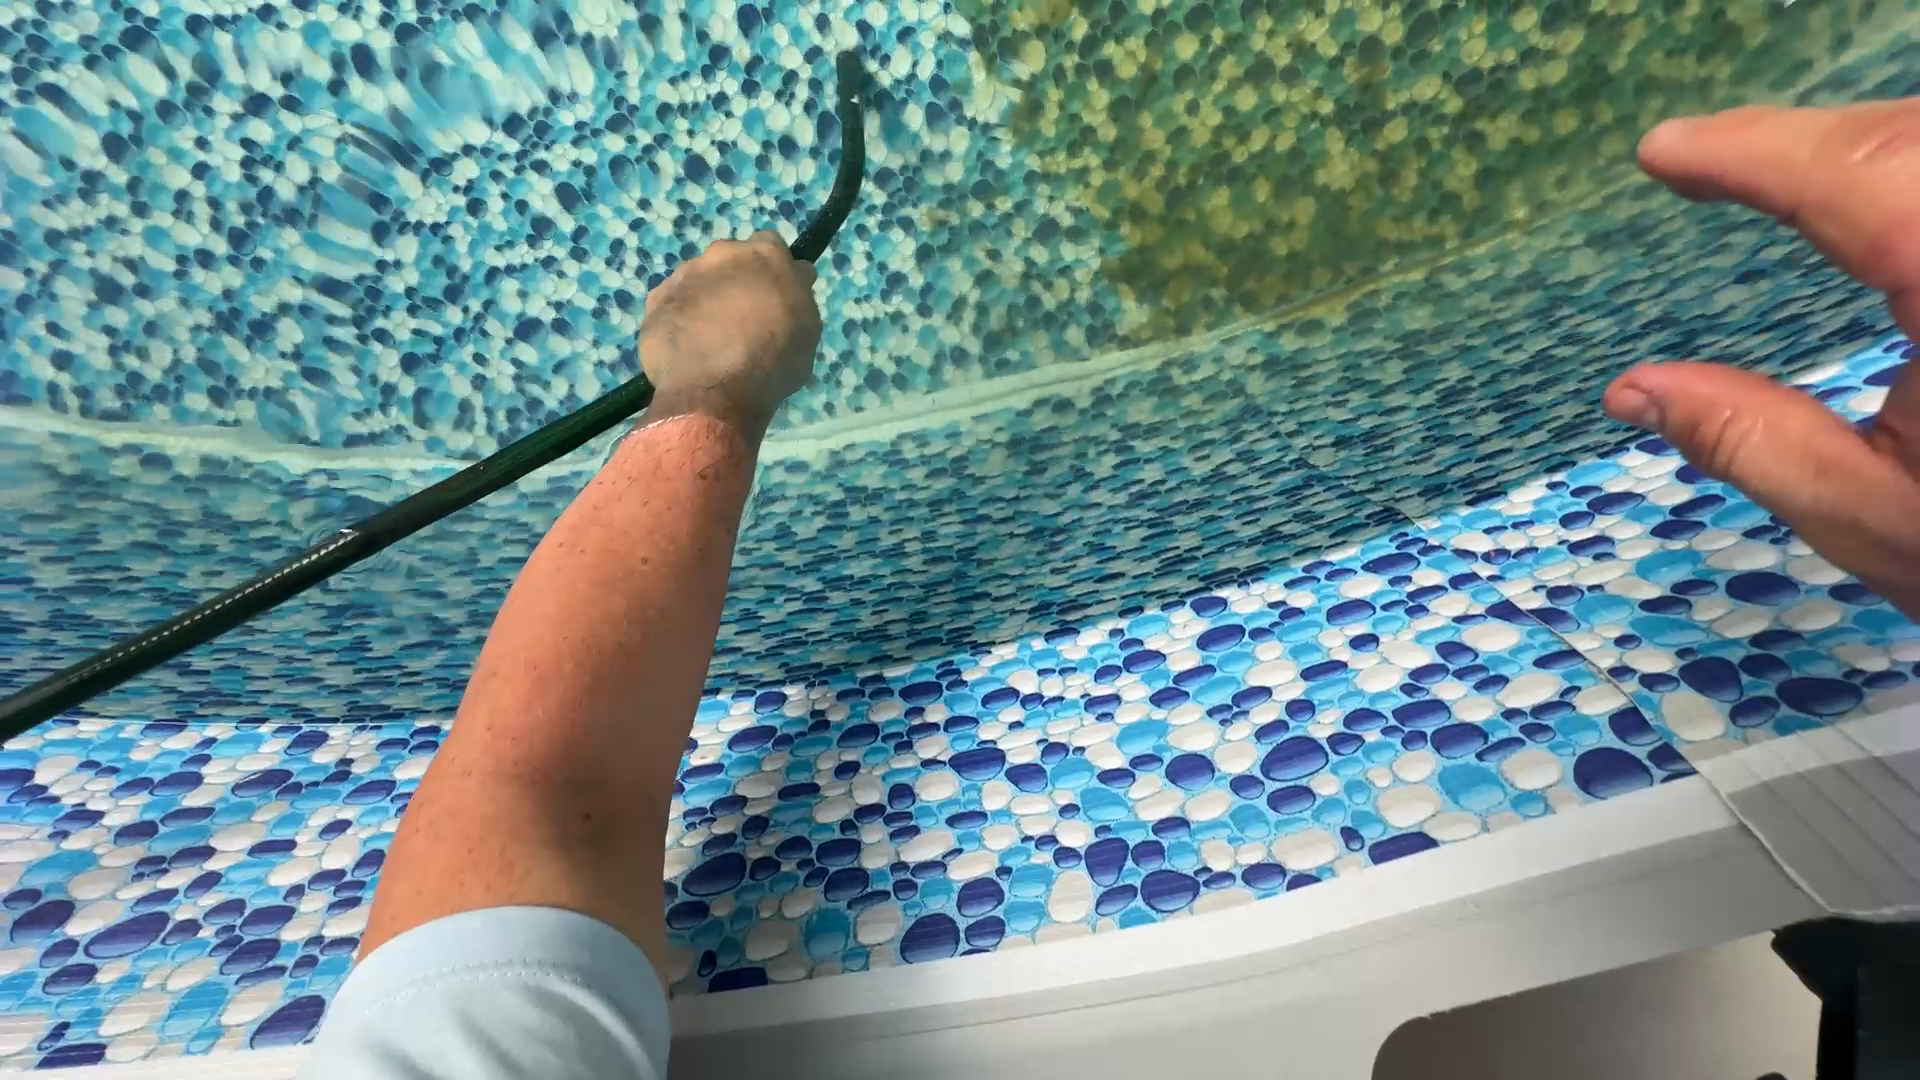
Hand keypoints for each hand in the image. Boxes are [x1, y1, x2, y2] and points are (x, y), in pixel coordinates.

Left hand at [638, 230, 821, 429]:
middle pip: (731, 260)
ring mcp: (682, 275)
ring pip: (699, 281)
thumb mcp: (808, 328)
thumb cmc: (774, 360)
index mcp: (763, 255)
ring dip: (707, 300)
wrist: (715, 389)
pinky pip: (673, 305)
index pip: (772, 245)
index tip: (777, 294)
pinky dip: (681, 320)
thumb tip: (796, 275)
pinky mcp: (654, 302)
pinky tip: (690, 349)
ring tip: (714, 340)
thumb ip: (798, 295)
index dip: (774, 270)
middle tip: (746, 320)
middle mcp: (720, 254)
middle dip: (737, 282)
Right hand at [1603, 100, 1919, 618]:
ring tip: (1817, 176)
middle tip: (1731, 165)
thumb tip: (1631, 390)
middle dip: (1829, 141)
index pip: (1868, 177)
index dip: (1753, 152)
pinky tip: (1904, 205)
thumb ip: (1750, 441)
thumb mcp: (1877, 519)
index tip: (1666, 150)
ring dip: (1898, 149)